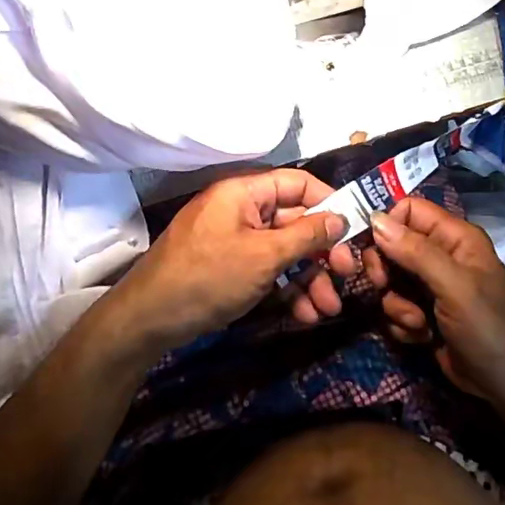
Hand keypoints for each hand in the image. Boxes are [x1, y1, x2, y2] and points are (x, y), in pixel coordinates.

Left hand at [102, 169, 363, 353]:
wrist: (148, 320)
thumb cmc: (208, 277)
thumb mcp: (264, 256)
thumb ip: (306, 235)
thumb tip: (340, 217)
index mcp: (244, 192)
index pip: (298, 183)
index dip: (330, 202)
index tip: (356, 227)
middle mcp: (242, 210)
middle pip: (296, 222)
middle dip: (323, 252)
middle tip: (347, 275)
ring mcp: (237, 241)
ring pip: (286, 252)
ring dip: (311, 279)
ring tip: (328, 309)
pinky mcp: (233, 268)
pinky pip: (269, 270)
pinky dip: (288, 289)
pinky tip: (305, 315)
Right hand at [367, 196, 504, 403]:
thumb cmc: (488, 328)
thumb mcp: (455, 286)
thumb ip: (416, 252)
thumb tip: (376, 219)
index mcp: (456, 238)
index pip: (409, 210)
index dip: (387, 225)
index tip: (372, 247)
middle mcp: (441, 256)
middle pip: (391, 245)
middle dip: (385, 270)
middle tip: (384, 286)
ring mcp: (430, 286)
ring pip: (389, 280)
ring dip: (396, 304)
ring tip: (418, 323)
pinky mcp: (422, 313)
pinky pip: (393, 307)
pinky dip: (401, 323)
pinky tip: (422, 337)